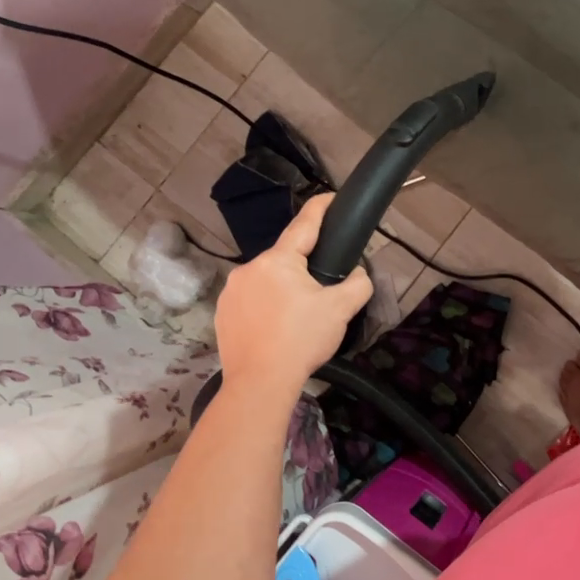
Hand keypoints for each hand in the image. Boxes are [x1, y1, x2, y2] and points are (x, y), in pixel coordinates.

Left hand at [213, 194, 373, 411]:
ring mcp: (230, 292)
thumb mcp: (342, 309)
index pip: (304, 225)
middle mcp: (249, 269)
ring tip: (300, 316)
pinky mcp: (221, 314)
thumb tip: (357, 274)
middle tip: (323, 291)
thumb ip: (358, 283)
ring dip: (284, 289)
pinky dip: (266, 307)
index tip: (331, 196)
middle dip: (304, 268)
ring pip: (267, 281)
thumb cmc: (301, 339)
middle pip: (285, 259)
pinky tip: (278, 328)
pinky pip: (251, 301)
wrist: (259, 383)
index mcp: (278, 260)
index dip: (320, 208)